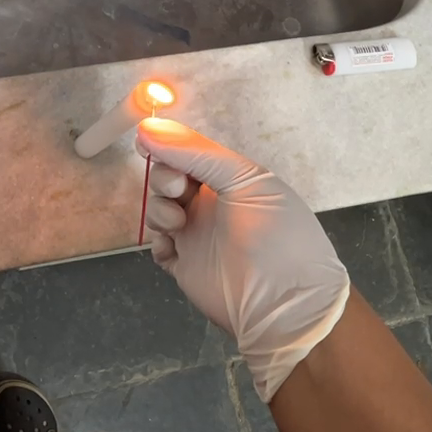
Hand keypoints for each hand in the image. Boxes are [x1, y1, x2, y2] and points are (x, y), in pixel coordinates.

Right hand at [137, 118, 350, 401]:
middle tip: (178, 190)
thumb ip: (195, 151)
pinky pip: (157, 246)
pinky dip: (159, 242)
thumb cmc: (275, 235)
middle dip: (164, 179)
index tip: (149, 142)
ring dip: (161, 211)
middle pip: (167, 178)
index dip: (168, 148)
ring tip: (179, 226)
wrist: (285, 305)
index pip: (189, 153)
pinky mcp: (184, 266)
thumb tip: (146, 126)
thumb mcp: (244, 180)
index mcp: (231, 180)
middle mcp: (212, 204)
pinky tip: (173, 248)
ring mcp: (197, 236)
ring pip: (159, 210)